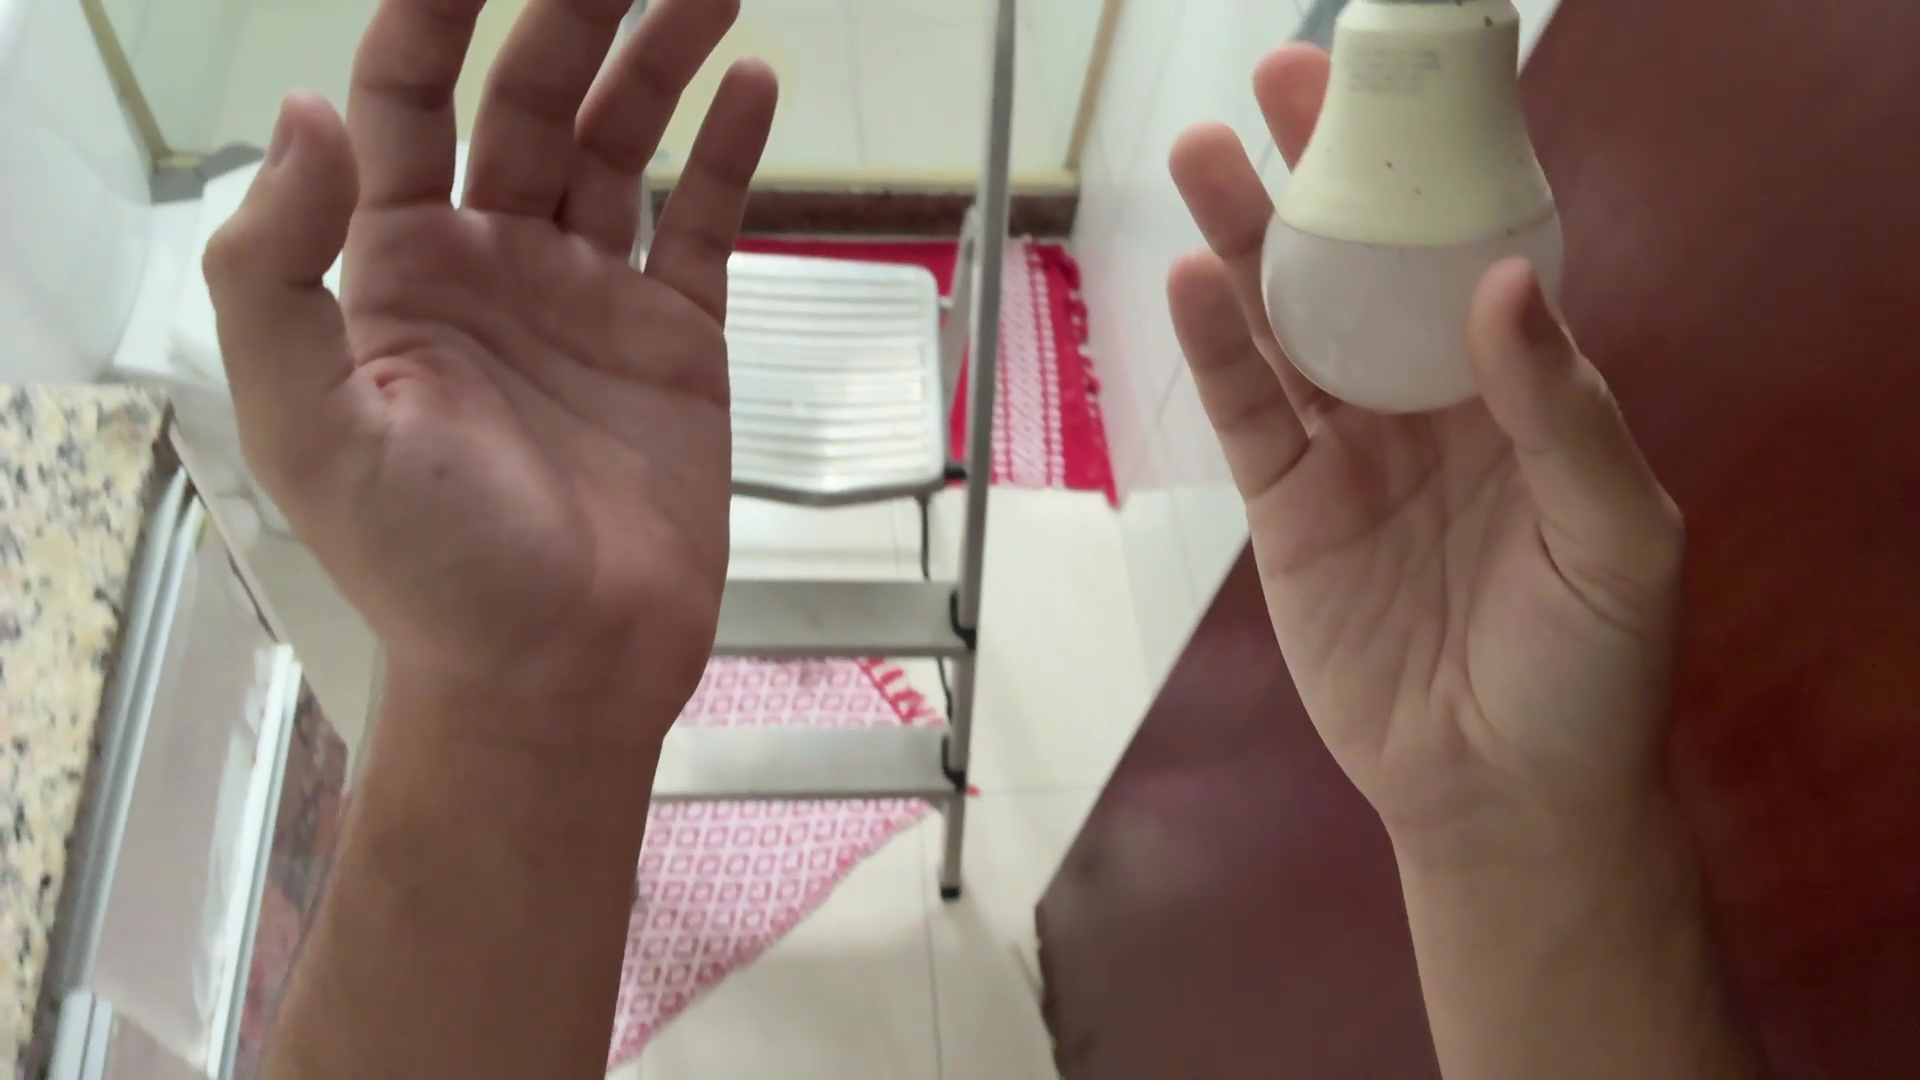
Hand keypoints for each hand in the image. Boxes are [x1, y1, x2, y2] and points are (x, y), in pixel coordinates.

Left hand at [204, 0, 775, 748]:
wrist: (568, 655)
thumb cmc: (439, 562)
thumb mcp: (313, 422)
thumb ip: (287, 269)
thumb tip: (319, 114)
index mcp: (399, 273)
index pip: (410, 101)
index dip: (437, 10)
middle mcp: (500, 267)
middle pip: (535, 107)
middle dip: (580, 18)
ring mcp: (599, 301)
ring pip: (629, 156)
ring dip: (665, 69)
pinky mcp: (680, 342)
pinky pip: (705, 231)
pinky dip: (730, 161)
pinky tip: (754, 94)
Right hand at [1167, 46, 1684, 851]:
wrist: (1491, 779)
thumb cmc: (1580, 664)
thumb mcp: (1612, 535)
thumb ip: (1559, 411)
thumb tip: (1498, 286)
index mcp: (1511, 390)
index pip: (1460, 251)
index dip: (1422, 170)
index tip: (1380, 89)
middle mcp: (1416, 403)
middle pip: (1351, 276)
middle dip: (1308, 186)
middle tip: (1262, 96)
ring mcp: (1339, 452)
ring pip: (1280, 332)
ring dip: (1240, 250)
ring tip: (1200, 165)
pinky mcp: (1280, 504)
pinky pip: (1245, 416)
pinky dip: (1216, 354)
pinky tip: (1191, 290)